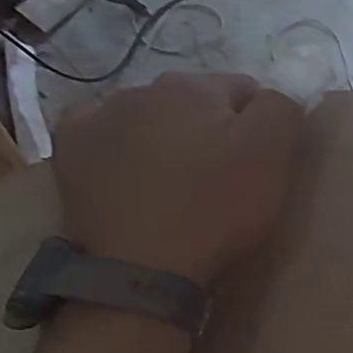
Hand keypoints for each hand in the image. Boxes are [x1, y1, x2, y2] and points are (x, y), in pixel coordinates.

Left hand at [53, 73, 302, 285]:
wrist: (142, 265)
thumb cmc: (218, 205)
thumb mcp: (272, 154)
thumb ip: (281, 111)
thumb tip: (273, 99)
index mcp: (195, 87)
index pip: (248, 90)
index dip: (264, 124)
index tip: (266, 161)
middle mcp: (141, 90)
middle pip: (198, 102)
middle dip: (216, 127)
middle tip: (228, 173)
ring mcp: (97, 118)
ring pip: (153, 118)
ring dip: (172, 136)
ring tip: (183, 180)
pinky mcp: (71, 152)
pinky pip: (109, 137)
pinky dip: (125, 148)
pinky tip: (136, 175)